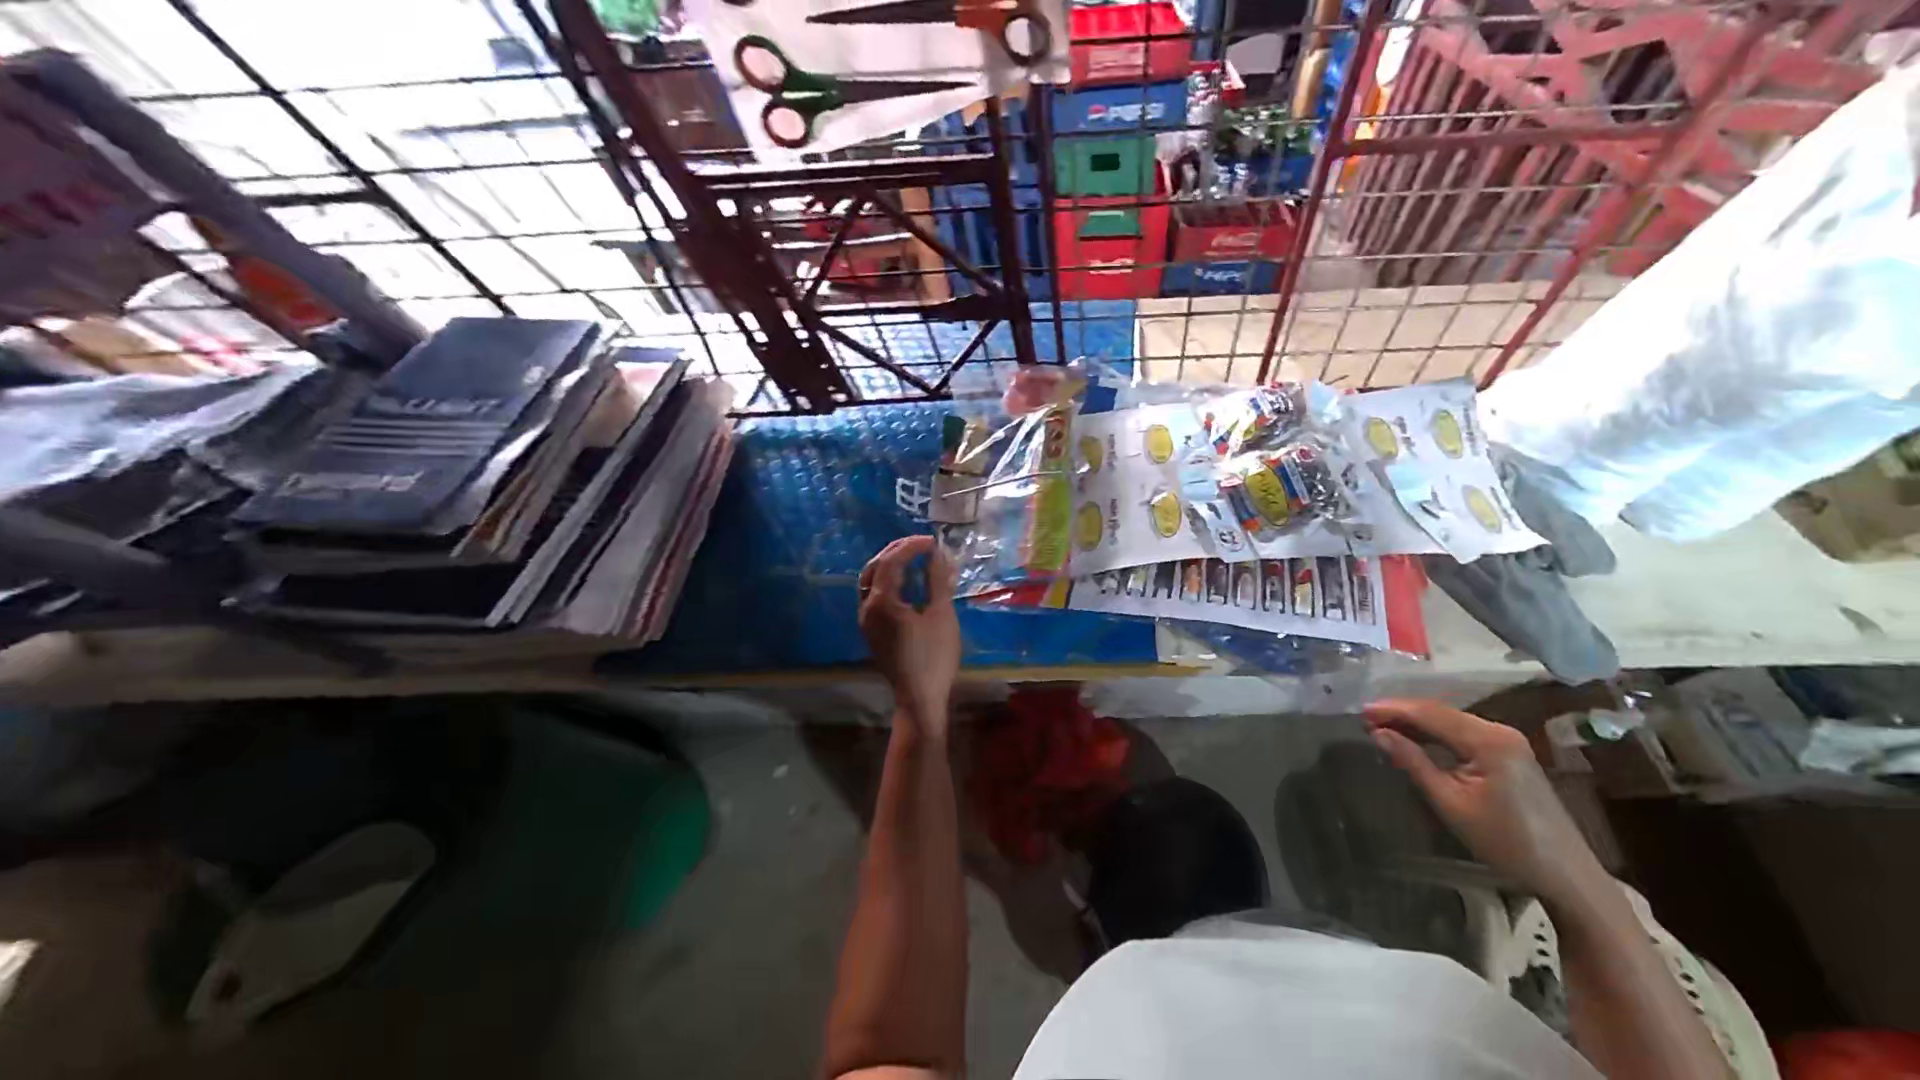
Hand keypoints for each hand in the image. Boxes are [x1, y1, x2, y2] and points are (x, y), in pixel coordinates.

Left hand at [859, 536, 959, 734]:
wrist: (920, 698)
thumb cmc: (934, 657)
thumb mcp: (941, 615)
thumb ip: (937, 580)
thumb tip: (937, 555)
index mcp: (881, 602)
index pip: (891, 562)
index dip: (911, 547)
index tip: (932, 541)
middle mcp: (866, 608)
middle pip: (875, 568)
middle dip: (896, 552)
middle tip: (920, 544)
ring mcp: (866, 621)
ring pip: (870, 582)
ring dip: (889, 566)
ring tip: (913, 558)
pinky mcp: (871, 632)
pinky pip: (874, 596)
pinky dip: (888, 582)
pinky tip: (907, 584)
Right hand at [1365, 699, 1607, 907]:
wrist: (1564, 872)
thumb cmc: (1504, 840)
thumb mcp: (1450, 802)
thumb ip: (1413, 762)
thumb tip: (1378, 733)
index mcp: (1489, 740)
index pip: (1431, 714)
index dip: (1393, 710)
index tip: (1360, 711)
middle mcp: (1500, 731)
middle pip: (1441, 713)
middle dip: (1402, 713)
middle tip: (1365, 718)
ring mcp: (1507, 741)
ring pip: (1451, 722)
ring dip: (1417, 722)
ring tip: (1381, 726)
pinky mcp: (1509, 753)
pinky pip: (1463, 733)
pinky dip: (1435, 733)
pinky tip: (1414, 737)